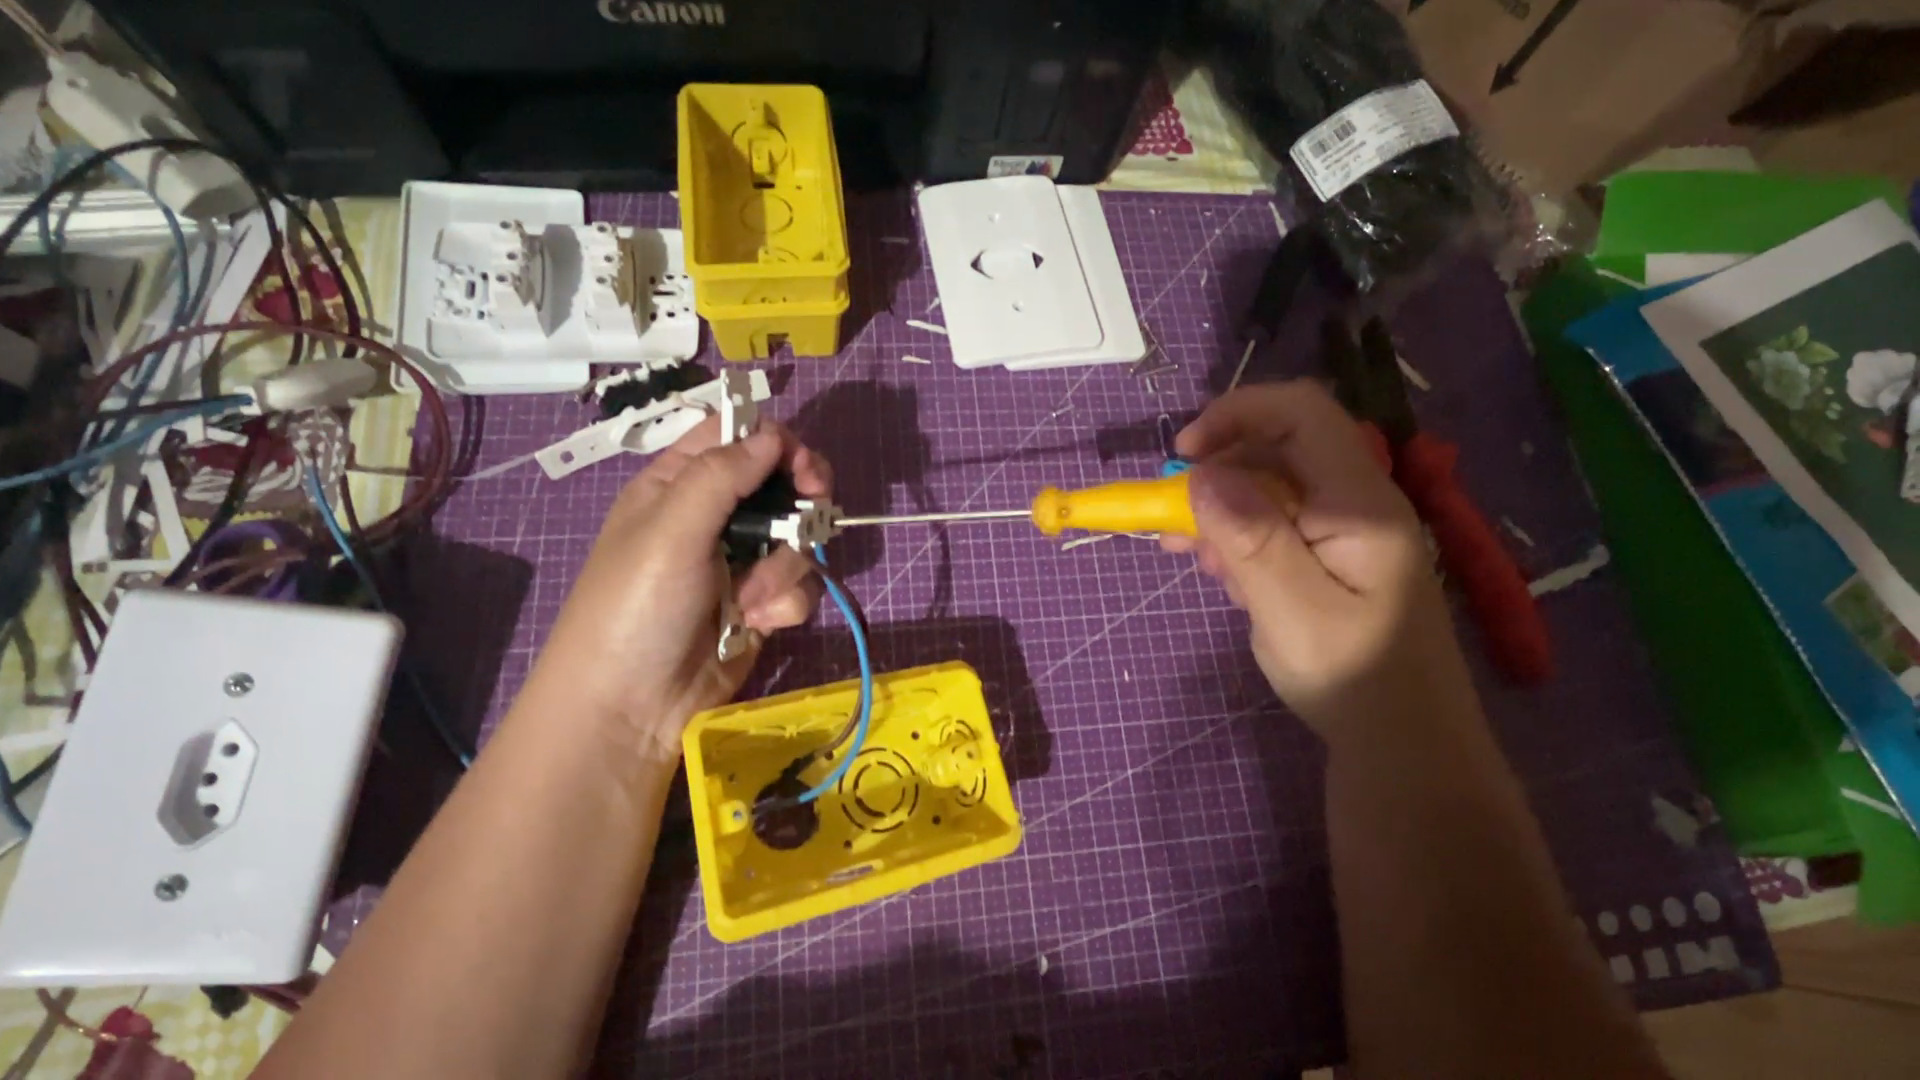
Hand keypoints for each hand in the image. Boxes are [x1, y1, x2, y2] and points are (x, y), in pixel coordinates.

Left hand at [526, 416, 832, 762]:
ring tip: (755, 597)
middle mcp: (711, 518)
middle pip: (778, 483)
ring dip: (785, 566)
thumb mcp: (670, 530)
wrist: (631, 708)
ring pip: (795, 537)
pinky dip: (785, 602)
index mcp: (678, 485)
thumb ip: (722, 476)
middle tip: (812, 514)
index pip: (735, 436)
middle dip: (798, 502)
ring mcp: (738, 564)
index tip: (804, 469)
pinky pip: (797, 586)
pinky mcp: (760, 605)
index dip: (775, 443)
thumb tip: (773, 437)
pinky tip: (760, 622)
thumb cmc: (637, 608)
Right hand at [1161, 381, 1477, 737]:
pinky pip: (1277, 525)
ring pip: (1272, 489)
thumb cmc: (1355, 679)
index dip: (1238, 413)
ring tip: (1184, 551)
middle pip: (1280, 449)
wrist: (1406, 746)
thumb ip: (1252, 539)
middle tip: (1171, 518)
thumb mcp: (1295, 612)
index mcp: (1360, 503)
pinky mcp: (1332, 560)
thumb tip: (1204, 473)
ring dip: (1221, 508)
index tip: (1184, 454)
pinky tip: (1219, 572)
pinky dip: (1238, 537)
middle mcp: (1356, 504)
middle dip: (1217, 469)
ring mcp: (1345, 533)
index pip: (1302, 414)